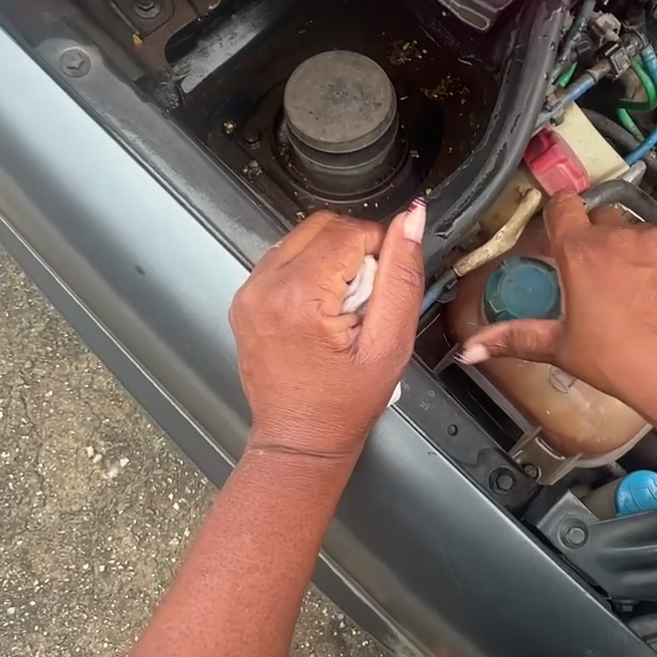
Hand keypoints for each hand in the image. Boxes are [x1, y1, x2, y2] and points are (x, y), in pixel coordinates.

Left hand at [230, 202, 425, 458]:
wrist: (300, 438)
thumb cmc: (345, 403)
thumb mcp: (390, 343)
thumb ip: (402, 276)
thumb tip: (412, 218)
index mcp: (299, 295)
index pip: (350, 231)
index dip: (378, 251)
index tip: (381, 292)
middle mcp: (264, 285)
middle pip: (323, 226)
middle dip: (354, 250)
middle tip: (364, 300)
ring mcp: (249, 291)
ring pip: (302, 238)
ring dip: (331, 259)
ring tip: (342, 309)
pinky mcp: (245, 299)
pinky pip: (283, 259)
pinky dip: (309, 270)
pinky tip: (321, 310)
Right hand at [457, 194, 656, 425]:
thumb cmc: (618, 362)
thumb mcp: (561, 349)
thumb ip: (513, 339)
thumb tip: (468, 350)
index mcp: (580, 253)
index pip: (563, 206)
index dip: (559, 216)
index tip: (560, 232)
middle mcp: (620, 235)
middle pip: (603, 219)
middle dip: (598, 240)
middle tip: (599, 277)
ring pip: (641, 232)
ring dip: (635, 252)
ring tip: (639, 293)